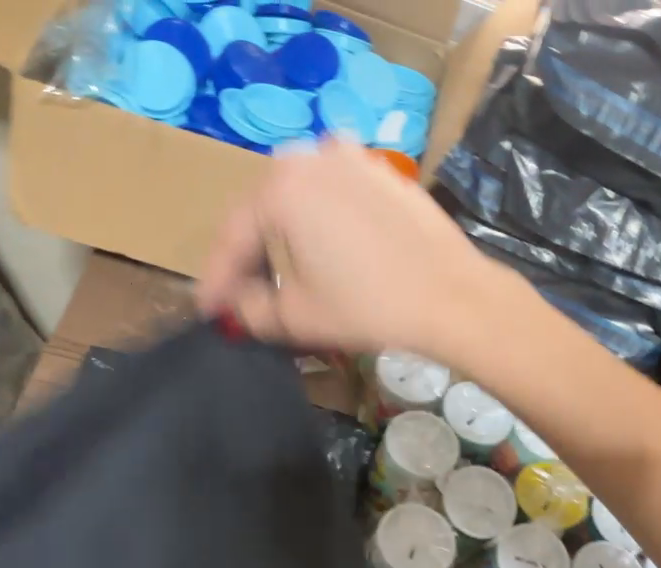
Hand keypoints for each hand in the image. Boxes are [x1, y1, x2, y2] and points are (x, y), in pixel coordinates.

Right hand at [196, 140, 522, 360]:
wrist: (453, 298)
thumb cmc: (370, 308)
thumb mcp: (297, 317)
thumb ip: (250, 309)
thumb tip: (236, 302)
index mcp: (281, 188)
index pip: (233, 238)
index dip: (215, 280)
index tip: (206, 310)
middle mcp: (312, 157)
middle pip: (265, 211)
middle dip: (250, 254)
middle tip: (239, 293)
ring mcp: (354, 159)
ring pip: (302, 201)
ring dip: (285, 236)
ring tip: (279, 275)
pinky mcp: (385, 173)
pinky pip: (337, 198)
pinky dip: (322, 225)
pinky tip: (325, 255)